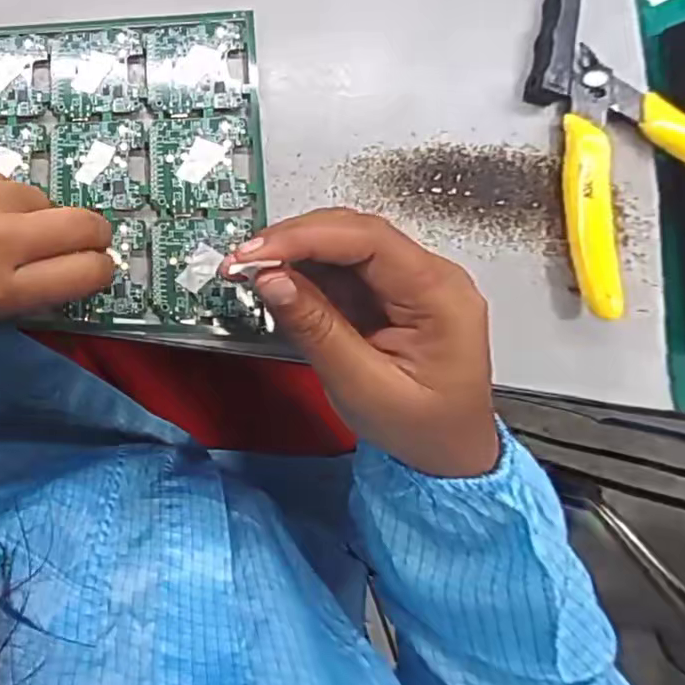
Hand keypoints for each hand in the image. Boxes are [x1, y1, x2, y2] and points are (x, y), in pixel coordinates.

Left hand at [0, 154, 113, 321]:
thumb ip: (30, 290)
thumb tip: (78, 264)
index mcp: (0, 289)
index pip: (86, 272)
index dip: (99, 268)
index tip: (94, 265)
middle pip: (85, 225)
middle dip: (93, 234)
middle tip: (78, 238)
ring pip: (40, 198)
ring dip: (30, 214)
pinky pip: (3, 179)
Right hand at [222, 208, 498, 476]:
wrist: (445, 454)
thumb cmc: (420, 427)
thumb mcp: (362, 386)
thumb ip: (315, 329)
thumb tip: (270, 280)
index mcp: (438, 295)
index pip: (368, 240)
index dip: (304, 238)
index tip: (253, 255)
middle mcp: (425, 275)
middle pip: (350, 230)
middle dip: (289, 239)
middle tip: (239, 261)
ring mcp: (400, 279)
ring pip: (337, 240)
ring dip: (287, 249)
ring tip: (245, 269)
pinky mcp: (376, 289)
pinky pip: (331, 263)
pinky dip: (294, 265)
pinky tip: (269, 277)